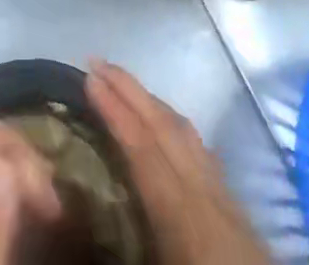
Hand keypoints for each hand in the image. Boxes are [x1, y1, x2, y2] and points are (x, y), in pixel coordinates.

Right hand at [86, 61, 270, 264]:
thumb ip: (114, 247)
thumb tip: (71, 226)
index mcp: (184, 218)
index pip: (144, 148)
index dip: (116, 109)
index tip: (88, 77)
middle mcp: (207, 196)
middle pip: (167, 129)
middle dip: (131, 90)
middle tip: (96, 62)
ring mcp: (226, 199)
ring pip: (187, 134)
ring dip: (152, 102)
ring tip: (122, 86)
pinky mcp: (237, 210)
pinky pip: (200, 149)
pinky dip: (173, 125)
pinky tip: (164, 129)